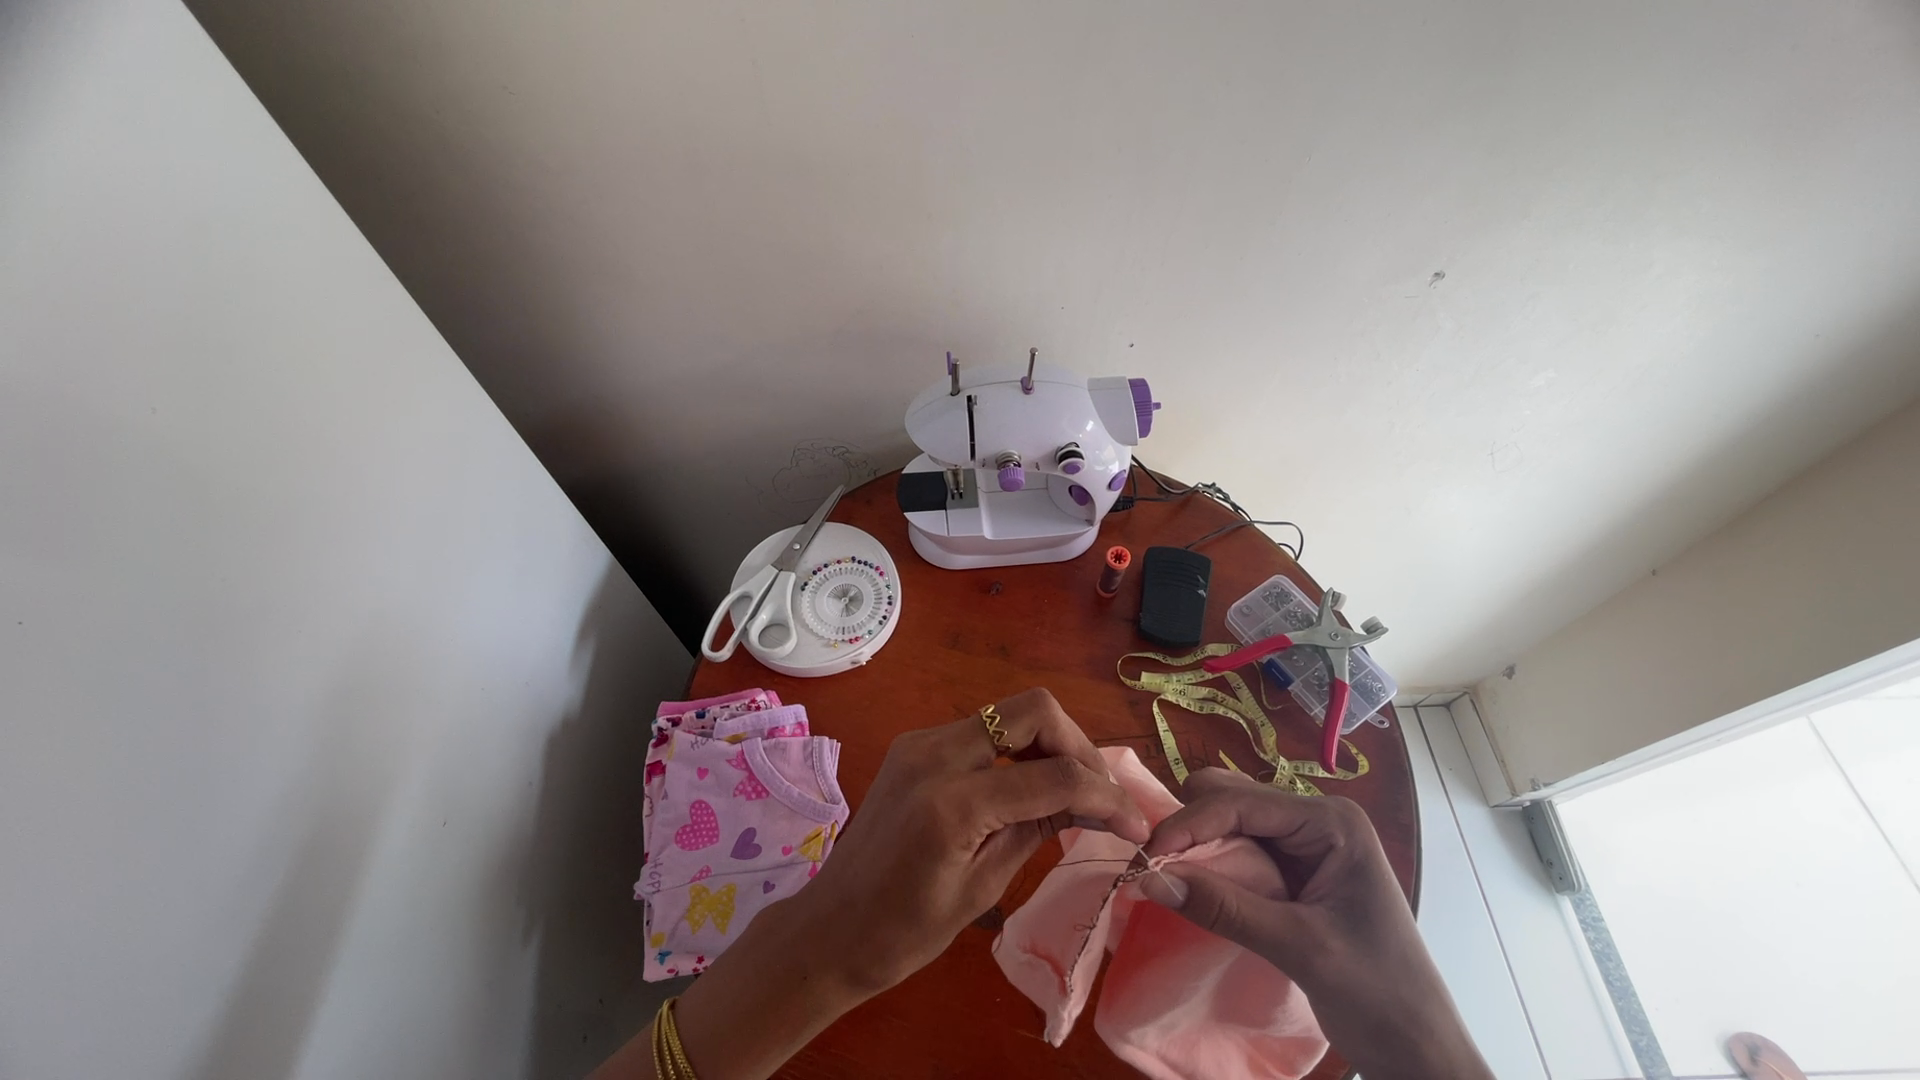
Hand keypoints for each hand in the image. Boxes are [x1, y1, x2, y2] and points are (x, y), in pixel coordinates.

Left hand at [791, 687, 1150, 993]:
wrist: (829, 929)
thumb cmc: (903, 933)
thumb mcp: (983, 888)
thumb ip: (1038, 831)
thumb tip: (1095, 805)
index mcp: (952, 802)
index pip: (1053, 776)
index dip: (1105, 795)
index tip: (1136, 823)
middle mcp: (935, 752)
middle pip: (1034, 710)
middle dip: (1078, 746)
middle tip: (1099, 795)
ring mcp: (921, 742)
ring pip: (1010, 713)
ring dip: (1050, 745)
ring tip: (1072, 794)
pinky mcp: (915, 745)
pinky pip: (983, 730)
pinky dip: (1018, 751)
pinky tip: (1030, 788)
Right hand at [1140, 767, 1491, 1079]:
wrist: (1420, 1051)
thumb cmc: (1377, 995)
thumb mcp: (1299, 948)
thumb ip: (1225, 908)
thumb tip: (1149, 879)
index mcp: (1330, 821)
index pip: (1240, 802)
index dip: (1188, 824)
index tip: (1146, 859)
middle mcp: (1314, 818)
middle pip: (1229, 796)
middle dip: (1189, 826)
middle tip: (1158, 869)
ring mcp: (1303, 842)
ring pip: (1227, 819)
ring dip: (1195, 844)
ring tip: (1171, 880)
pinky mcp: (1291, 869)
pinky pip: (1235, 848)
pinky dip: (1208, 863)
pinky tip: (1195, 888)